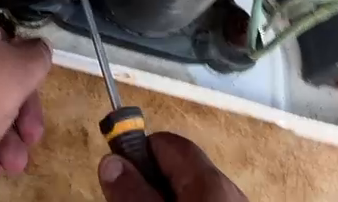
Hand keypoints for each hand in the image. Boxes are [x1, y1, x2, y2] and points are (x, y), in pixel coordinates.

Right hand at [99, 133, 246, 201]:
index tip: (121, 176)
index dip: (138, 153)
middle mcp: (227, 187)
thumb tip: (110, 159)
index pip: (165, 141)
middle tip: (130, 201)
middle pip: (177, 167)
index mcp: (209, 178)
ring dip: (165, 197)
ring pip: (190, 191)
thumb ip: (132, 192)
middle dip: (150, 180)